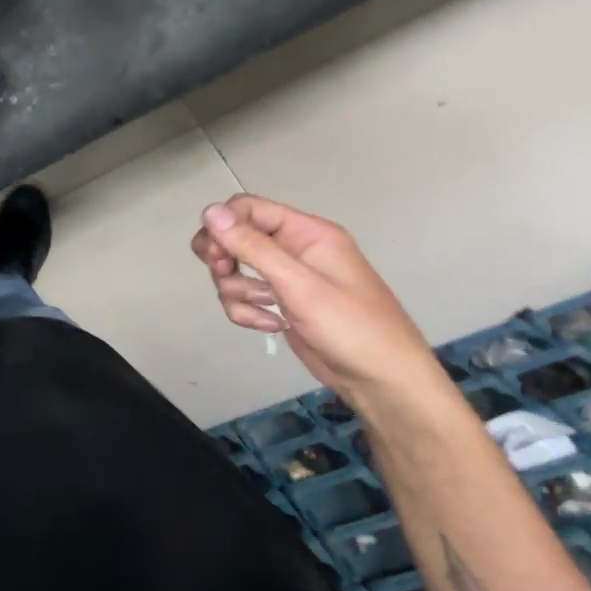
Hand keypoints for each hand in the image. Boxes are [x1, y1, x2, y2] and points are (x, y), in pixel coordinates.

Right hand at [191, 194, 448, 404]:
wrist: (382, 382)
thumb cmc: (351, 328)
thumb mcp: (298, 285)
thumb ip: (253, 247)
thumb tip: (209, 211)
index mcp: (308, 233)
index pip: (247, 208)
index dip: (223, 227)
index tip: (216, 255)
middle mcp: (295, 248)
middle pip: (233, 236)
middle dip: (222, 259)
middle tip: (225, 276)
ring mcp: (287, 276)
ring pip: (232, 268)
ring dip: (235, 290)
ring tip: (263, 309)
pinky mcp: (279, 301)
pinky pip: (241, 295)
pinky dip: (246, 311)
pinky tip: (270, 325)